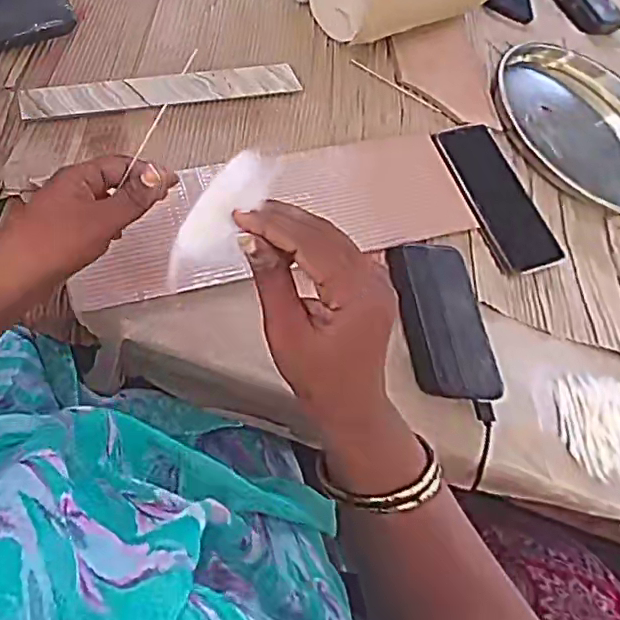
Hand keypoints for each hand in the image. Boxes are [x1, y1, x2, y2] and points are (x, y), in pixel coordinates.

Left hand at [0, 155, 172, 289]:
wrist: (16, 276)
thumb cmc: (52, 244)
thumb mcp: (103, 219)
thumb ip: (132, 198)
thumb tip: (157, 176)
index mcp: (76, 176)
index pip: (119, 164)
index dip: (146, 171)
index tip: (168, 183)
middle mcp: (67, 187)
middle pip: (108, 180)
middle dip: (134, 188)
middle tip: (158, 199)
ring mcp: (60, 208)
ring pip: (99, 201)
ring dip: (120, 206)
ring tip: (138, 217)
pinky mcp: (57, 229)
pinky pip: (88, 219)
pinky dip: (105, 224)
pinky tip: (110, 237)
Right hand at [234, 202, 398, 426]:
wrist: (350, 404)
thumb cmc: (322, 379)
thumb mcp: (285, 330)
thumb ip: (270, 279)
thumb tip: (253, 242)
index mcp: (357, 293)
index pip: (309, 242)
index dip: (272, 226)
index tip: (244, 219)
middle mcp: (373, 280)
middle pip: (322, 232)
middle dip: (280, 219)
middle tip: (246, 215)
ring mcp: (375, 278)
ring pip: (330, 234)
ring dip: (293, 224)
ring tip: (259, 221)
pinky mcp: (368, 279)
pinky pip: (337, 245)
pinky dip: (307, 235)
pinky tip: (286, 234)